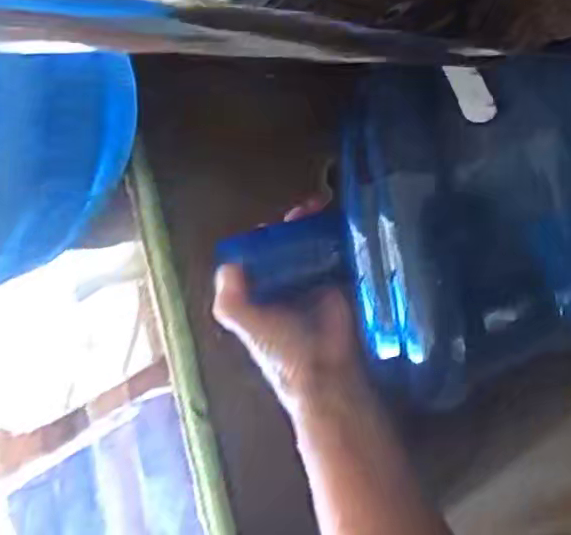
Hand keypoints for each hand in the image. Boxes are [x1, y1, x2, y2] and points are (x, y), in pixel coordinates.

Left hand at [212, 200, 365, 415]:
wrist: (326, 367)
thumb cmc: (284, 349)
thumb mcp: (249, 326)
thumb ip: (231, 301)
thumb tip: (228, 264)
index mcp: (262, 291)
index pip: (260, 254)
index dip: (265, 235)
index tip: (276, 222)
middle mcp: (287, 280)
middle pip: (289, 241)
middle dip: (294, 221)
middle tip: (306, 207)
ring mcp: (316, 276)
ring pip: (314, 239)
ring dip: (317, 220)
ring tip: (322, 203)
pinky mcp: (342, 274)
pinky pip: (339, 246)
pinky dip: (340, 230)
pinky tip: (342, 217)